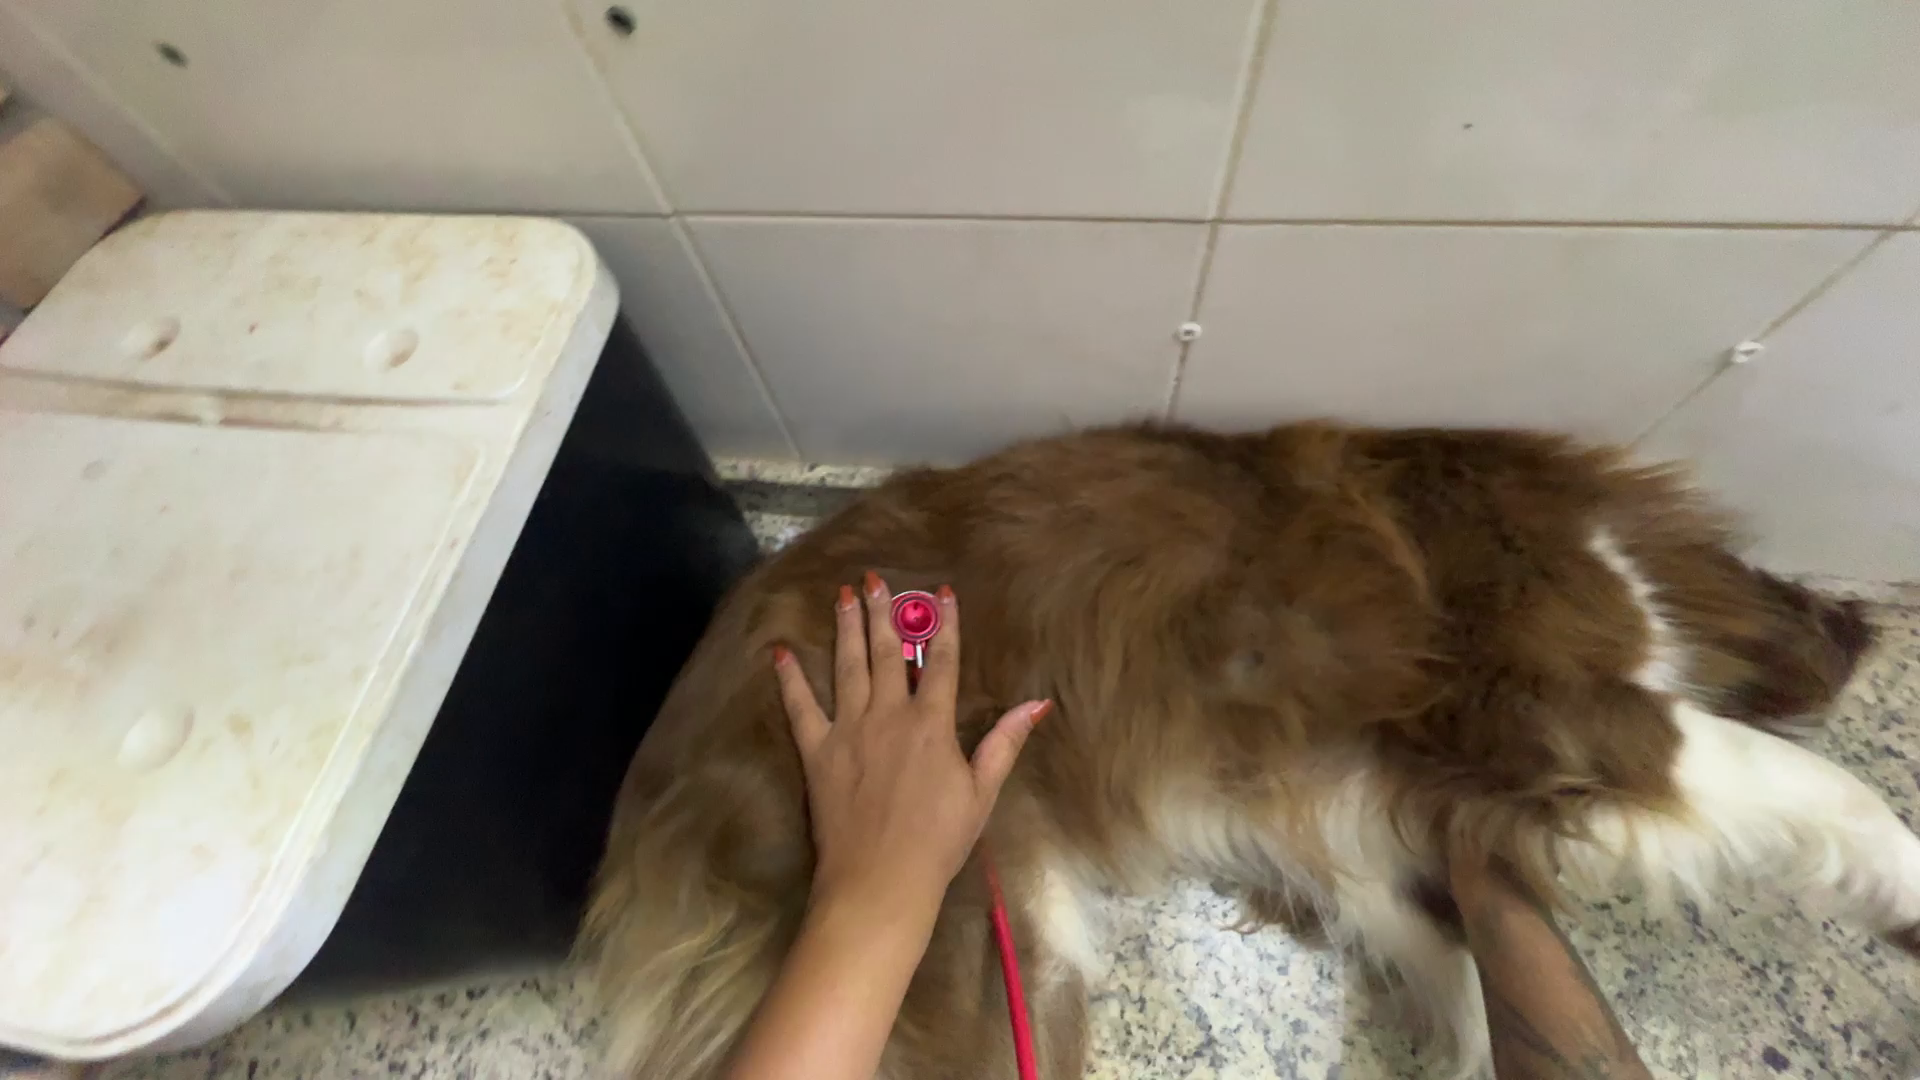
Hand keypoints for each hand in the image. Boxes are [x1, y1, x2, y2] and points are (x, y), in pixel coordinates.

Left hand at [773, 572, 1049, 918]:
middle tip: (875, 578)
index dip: (945, 624)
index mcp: (931, 723)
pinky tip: (780, 652)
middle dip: (884, 612)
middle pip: (888, 652)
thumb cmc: (938, 841)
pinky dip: (790, 679)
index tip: (942, 591)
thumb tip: (1037, 703)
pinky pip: (800, 708)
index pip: (942, 661)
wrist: (880, 882)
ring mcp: (849, 729)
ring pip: (848, 666)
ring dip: (846, 628)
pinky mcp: (818, 751)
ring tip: (843, 594)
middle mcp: (889, 714)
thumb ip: (1005, 742)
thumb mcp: (982, 792)